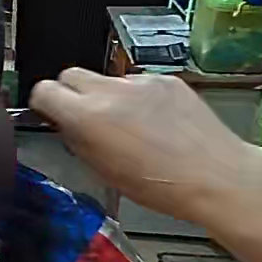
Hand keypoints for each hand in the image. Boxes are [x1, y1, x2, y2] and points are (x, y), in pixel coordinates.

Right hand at [28, 69, 261, 223]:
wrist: (216, 175)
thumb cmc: (160, 187)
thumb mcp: (105, 172)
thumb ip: (78, 140)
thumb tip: (66, 124)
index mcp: (88, 116)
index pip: (45, 90)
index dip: (44, 103)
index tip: (51, 114)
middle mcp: (110, 91)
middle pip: (71, 74)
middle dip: (71, 93)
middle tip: (86, 118)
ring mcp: (140, 81)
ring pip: (107, 79)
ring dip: (108, 96)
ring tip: (130, 126)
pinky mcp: (166, 79)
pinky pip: (138, 82)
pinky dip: (139, 97)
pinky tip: (157, 122)